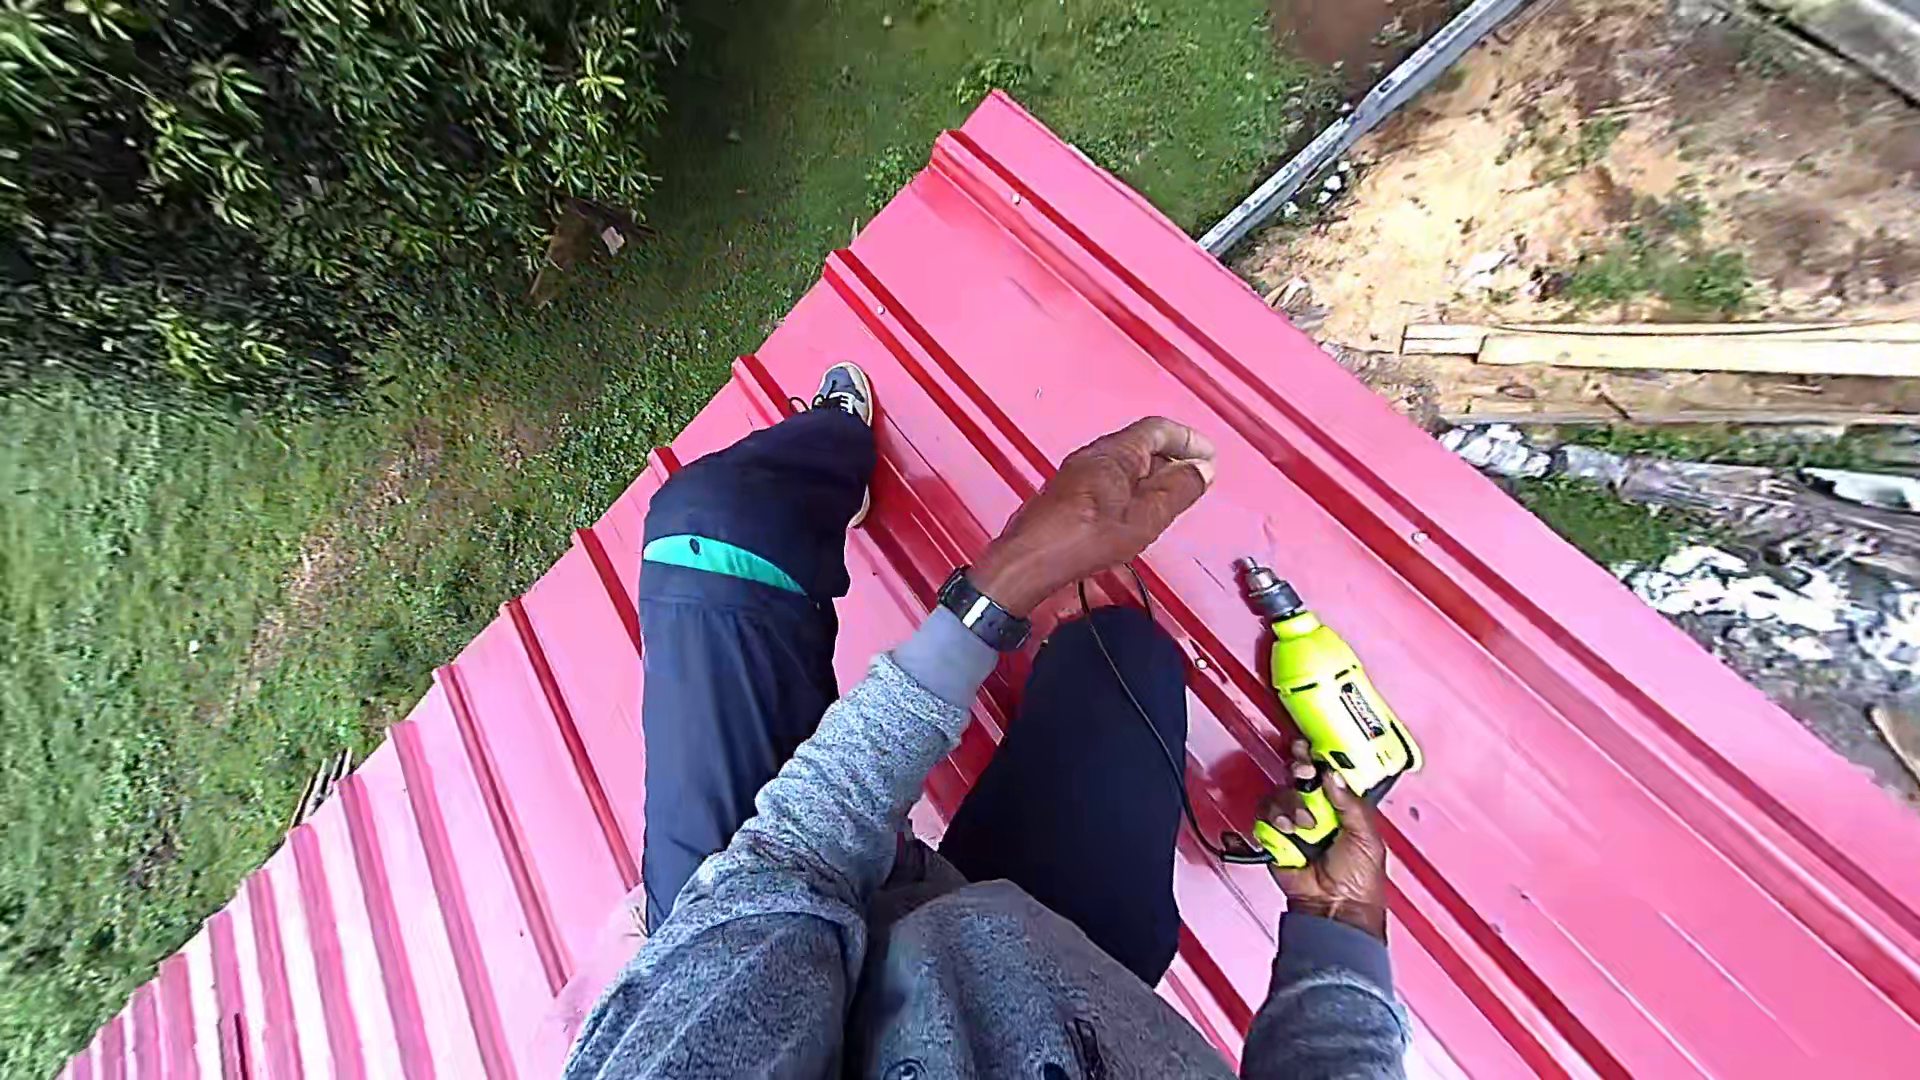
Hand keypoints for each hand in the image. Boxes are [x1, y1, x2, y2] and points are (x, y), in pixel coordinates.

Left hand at [970, 417, 1216, 616]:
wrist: (1029, 561)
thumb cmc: (1080, 538)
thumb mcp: (1145, 516)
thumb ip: (1177, 490)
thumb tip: (1201, 470)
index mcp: (1114, 452)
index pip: (1158, 429)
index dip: (1188, 440)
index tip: (1207, 456)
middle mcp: (1092, 456)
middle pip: (1140, 446)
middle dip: (1172, 460)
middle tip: (1194, 480)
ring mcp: (1075, 475)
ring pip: (1123, 466)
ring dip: (1150, 478)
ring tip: (1168, 501)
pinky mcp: (1066, 496)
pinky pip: (1107, 483)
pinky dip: (1129, 492)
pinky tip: (1133, 515)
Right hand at [1260, 740, 1390, 941]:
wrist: (1333, 908)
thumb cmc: (1359, 882)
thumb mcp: (1366, 839)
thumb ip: (1351, 804)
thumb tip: (1333, 774)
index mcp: (1340, 806)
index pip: (1325, 772)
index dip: (1315, 757)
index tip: (1309, 748)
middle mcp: (1315, 808)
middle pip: (1297, 774)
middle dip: (1298, 770)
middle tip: (1302, 775)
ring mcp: (1293, 818)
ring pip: (1280, 792)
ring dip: (1290, 805)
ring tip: (1303, 825)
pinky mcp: (1273, 831)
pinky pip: (1264, 812)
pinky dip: (1274, 820)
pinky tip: (1287, 831)